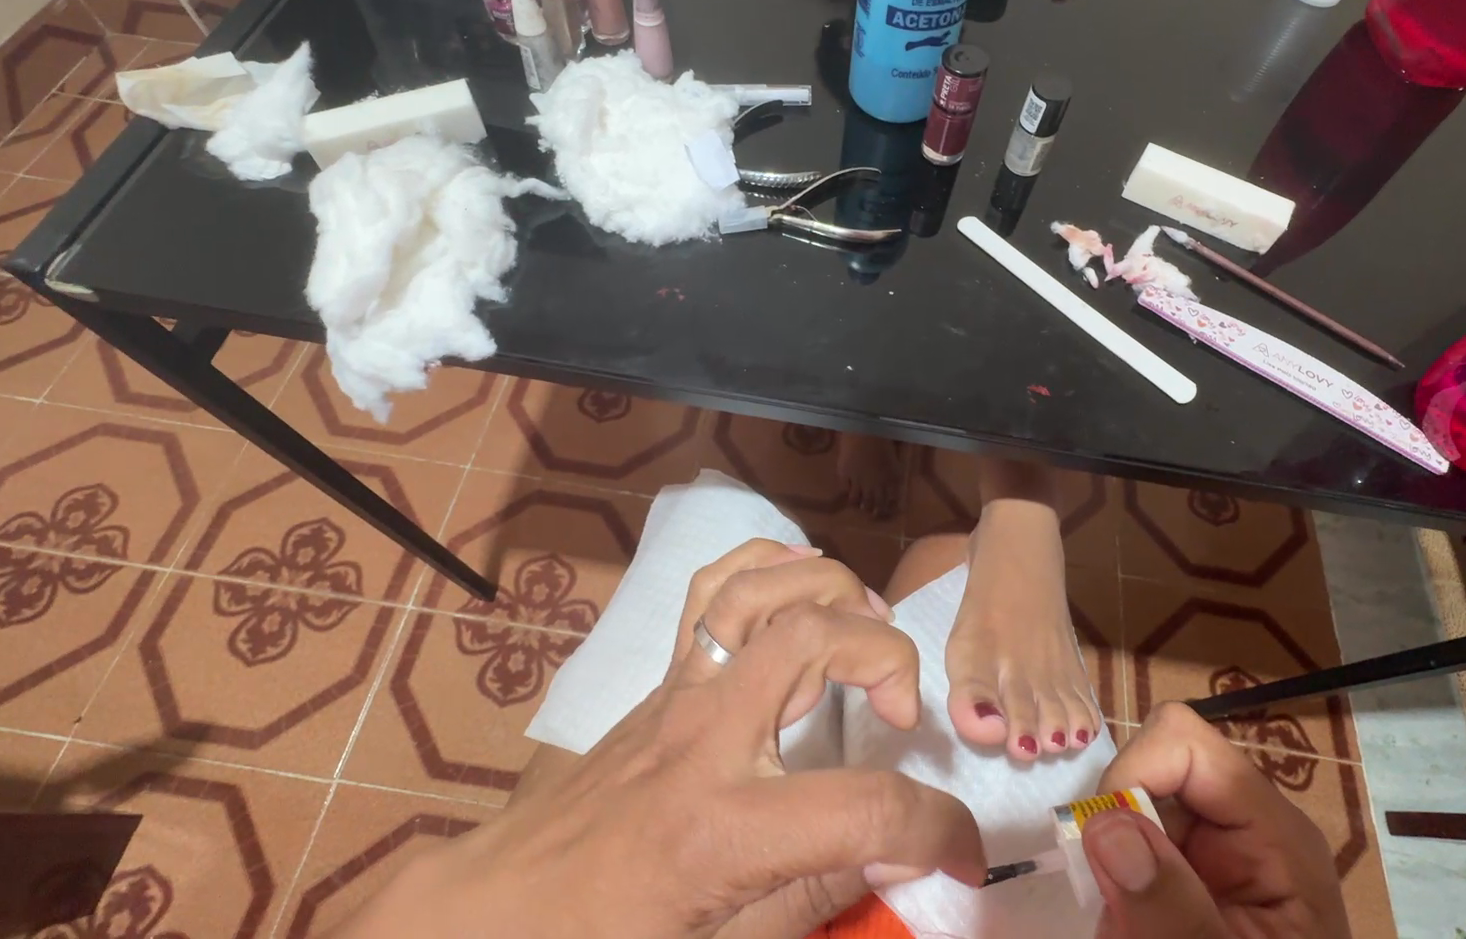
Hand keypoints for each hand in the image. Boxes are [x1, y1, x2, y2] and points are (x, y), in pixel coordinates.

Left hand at [330, 539, 983, 938]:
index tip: (962, 852)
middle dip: (885, 655)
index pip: (862, 810)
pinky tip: (799, 577)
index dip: (937, 829)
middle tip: (902, 711)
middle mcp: (705, 735)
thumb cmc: (608, 933)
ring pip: (760, 591)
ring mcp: (680, 691)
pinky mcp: (664, 675)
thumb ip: (816, 899)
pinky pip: (711, 588)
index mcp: (724, 828)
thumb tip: (895, 855)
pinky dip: (765, 564)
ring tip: (866, 629)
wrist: (503, 903)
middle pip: (811, 639)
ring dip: (829, 592)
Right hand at [1085, 703, 1350, 938]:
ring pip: (1129, 811)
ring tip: (1132, 932)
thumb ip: (1170, 910)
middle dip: (1115, 832)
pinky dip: (1118, 891)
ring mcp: (1217, 846)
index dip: (1132, 773)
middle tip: (1119, 910)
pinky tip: (1138, 931)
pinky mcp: (1193, 870)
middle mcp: (1245, 822)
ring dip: (1112, 871)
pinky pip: (1131, 849)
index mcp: (1273, 832)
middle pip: (1148, 770)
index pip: (1182, 742)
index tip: (1106, 845)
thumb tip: (1104, 822)